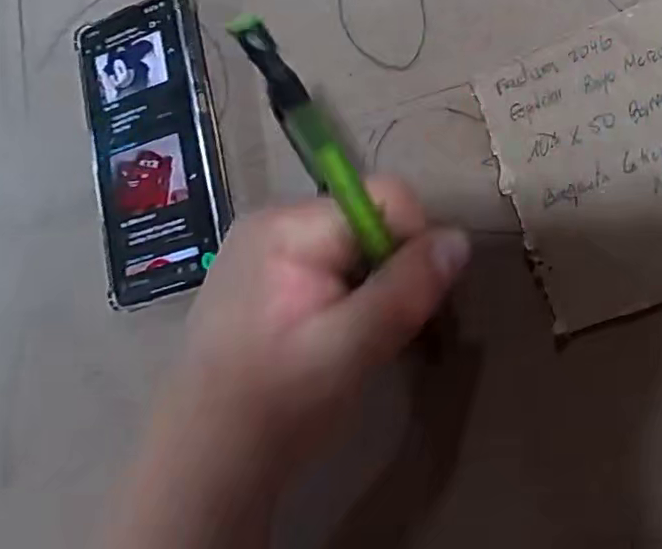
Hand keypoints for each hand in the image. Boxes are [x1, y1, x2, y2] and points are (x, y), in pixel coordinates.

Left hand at [112, 178, 468, 548]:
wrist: (201, 463)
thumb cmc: (277, 406)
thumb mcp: (352, 350)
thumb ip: (406, 290)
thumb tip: (460, 238)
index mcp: (289, 225)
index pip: (383, 198)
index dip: (414, 241)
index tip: (415, 299)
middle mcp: (274, 216)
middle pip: (368, 216)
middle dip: (392, 265)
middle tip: (388, 325)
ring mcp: (263, 240)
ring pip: (352, 238)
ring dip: (372, 279)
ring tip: (359, 333)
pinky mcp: (261, 265)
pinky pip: (327, 254)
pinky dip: (347, 285)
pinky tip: (334, 329)